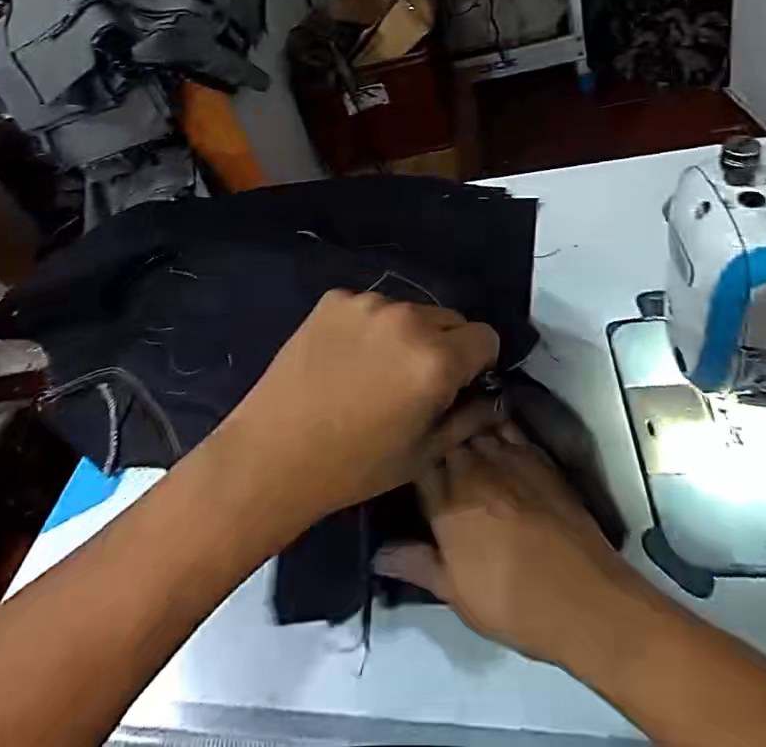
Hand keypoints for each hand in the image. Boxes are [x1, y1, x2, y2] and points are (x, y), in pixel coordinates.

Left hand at [219, 290, 500, 522]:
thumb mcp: (425, 453)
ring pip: (411, 312)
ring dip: (408, 335)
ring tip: (375, 372)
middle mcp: (408, 319)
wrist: (271, 455)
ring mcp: (367, 304)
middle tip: (414, 382)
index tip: (457, 385)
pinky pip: (372, 308)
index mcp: (437, 358)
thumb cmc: (355, 465)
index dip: (478, 363)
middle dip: (445, 346)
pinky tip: (346, 359)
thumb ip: (471, 417)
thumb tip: (494, 396)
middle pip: (452, 319)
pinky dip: (370, 328)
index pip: (486, 336)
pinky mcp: (334, 300)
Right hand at [374, 421, 664, 667]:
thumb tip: (377, 552)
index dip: (411, 457)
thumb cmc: (510, 602)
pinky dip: (496, 420)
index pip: (418, 464)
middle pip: (446, 438)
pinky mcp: (538, 457)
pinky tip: (491, 421)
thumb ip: (416, 563)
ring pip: (475, 426)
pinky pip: (510, 426)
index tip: (405, 456)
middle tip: (429, 439)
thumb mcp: (455, 593)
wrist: (580, 595)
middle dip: (436, 437)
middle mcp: (473, 472)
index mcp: (446, 505)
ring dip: (463, 424)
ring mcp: (508, 460)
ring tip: (454, 423)